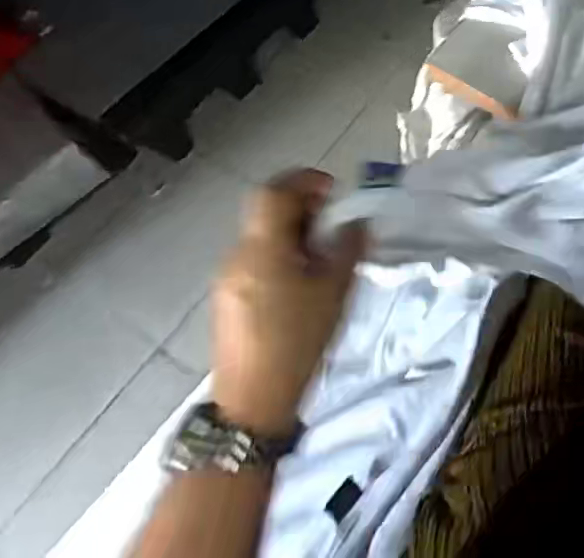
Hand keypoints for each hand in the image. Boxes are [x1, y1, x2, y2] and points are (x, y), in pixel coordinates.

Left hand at [211, 170, 367, 436]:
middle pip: (268, 212)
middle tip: (337, 223)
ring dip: (295, 231)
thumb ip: (348, 246)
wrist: (252, 402)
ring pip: (263, 235)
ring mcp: (227, 278)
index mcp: (262, 250)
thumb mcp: (336, 290)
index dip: (304, 181)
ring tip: (326, 255)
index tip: (333, 191)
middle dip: (305, 207)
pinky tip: (304, 279)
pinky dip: (282, 252)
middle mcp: (238, 257)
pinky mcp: (228, 297)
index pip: (273, 192)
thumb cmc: (299, 340)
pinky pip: (257, 257)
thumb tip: (356, 222)